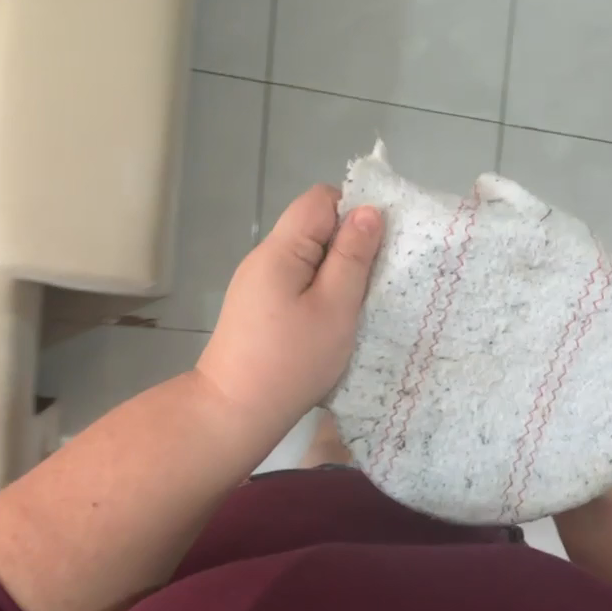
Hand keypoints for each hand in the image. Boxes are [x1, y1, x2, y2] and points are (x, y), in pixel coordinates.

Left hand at [196, 185, 383, 433]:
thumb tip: (369, 210)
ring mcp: (257, 284)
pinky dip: (318, 295)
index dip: (353, 214)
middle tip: (370, 285)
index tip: (375, 250)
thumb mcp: (334, 308)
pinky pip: (296, 284)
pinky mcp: (258, 308)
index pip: (321, 200)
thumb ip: (353, 257)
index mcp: (281, 249)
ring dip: (335, 275)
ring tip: (352, 308)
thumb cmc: (292, 361)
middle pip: (313, 228)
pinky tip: (328, 324)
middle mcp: (264, 258)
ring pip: (307, 259)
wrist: (236, 411)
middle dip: (347, 247)